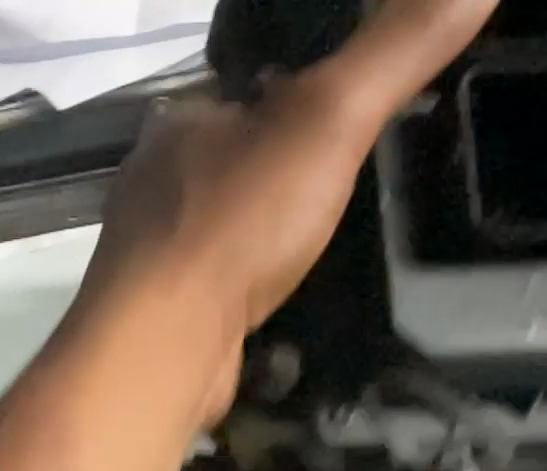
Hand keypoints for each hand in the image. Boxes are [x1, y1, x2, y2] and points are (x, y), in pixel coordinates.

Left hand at [78, 0, 500, 422]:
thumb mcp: (329, 117)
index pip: (246, 84)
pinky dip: (246, 275)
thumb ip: (395, 49)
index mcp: (178, 121)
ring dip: (263, 224)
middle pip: (233, 157)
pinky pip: (214, 277)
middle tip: (345, 174)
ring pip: (221, 221)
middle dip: (283, 164)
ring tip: (319, 231)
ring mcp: (151, 251)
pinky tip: (276, 285)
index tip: (352, 101)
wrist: (164, 345)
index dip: (302, 86)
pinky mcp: (161, 307)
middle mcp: (153, 183)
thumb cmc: (235, 223)